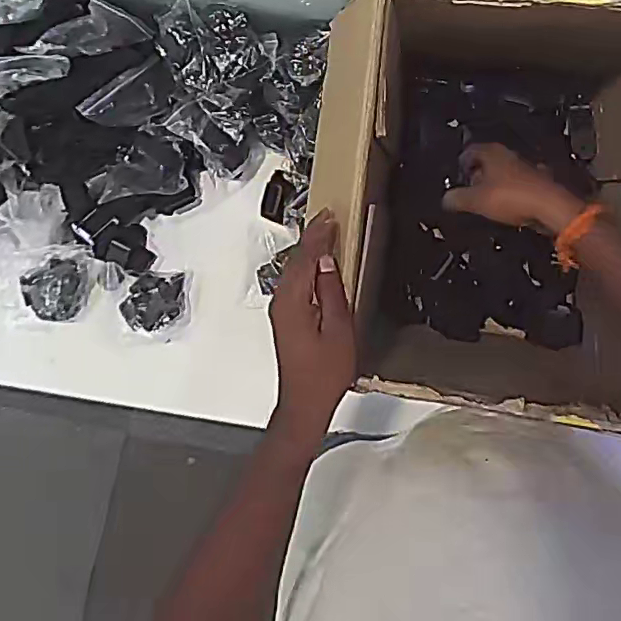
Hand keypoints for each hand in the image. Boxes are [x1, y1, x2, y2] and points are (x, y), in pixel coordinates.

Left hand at [268, 210, 355, 441]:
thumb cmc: (323, 373)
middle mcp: (281, 301)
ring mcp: (281, 309)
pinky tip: (317, 263)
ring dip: (309, 250)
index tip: (330, 217)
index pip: (306, 258)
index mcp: (293, 301)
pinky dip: (306, 266)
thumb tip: (328, 263)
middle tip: (328, 218)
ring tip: (325, 233)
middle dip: (312, 237)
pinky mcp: (285, 316)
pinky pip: (294, 281)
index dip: (319, 235)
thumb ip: (333, 292)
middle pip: (296, 260)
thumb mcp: (339, 329)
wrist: (304, 403)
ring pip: (294, 269)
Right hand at [442, 143, 585, 235]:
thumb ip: (457, 198)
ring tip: (487, 200)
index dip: (461, 163)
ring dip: (495, 184)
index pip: (470, 150)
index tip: (457, 177)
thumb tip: (445, 199)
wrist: (551, 207)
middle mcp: (509, 154)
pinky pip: (518, 185)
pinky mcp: (538, 182)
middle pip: (487, 161)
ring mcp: (526, 167)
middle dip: (477, 174)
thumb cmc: (511, 197)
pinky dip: (511, 192)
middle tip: (469, 189)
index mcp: (492, 152)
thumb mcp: (476, 200)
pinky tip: (509, 206)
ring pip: (503, 172)